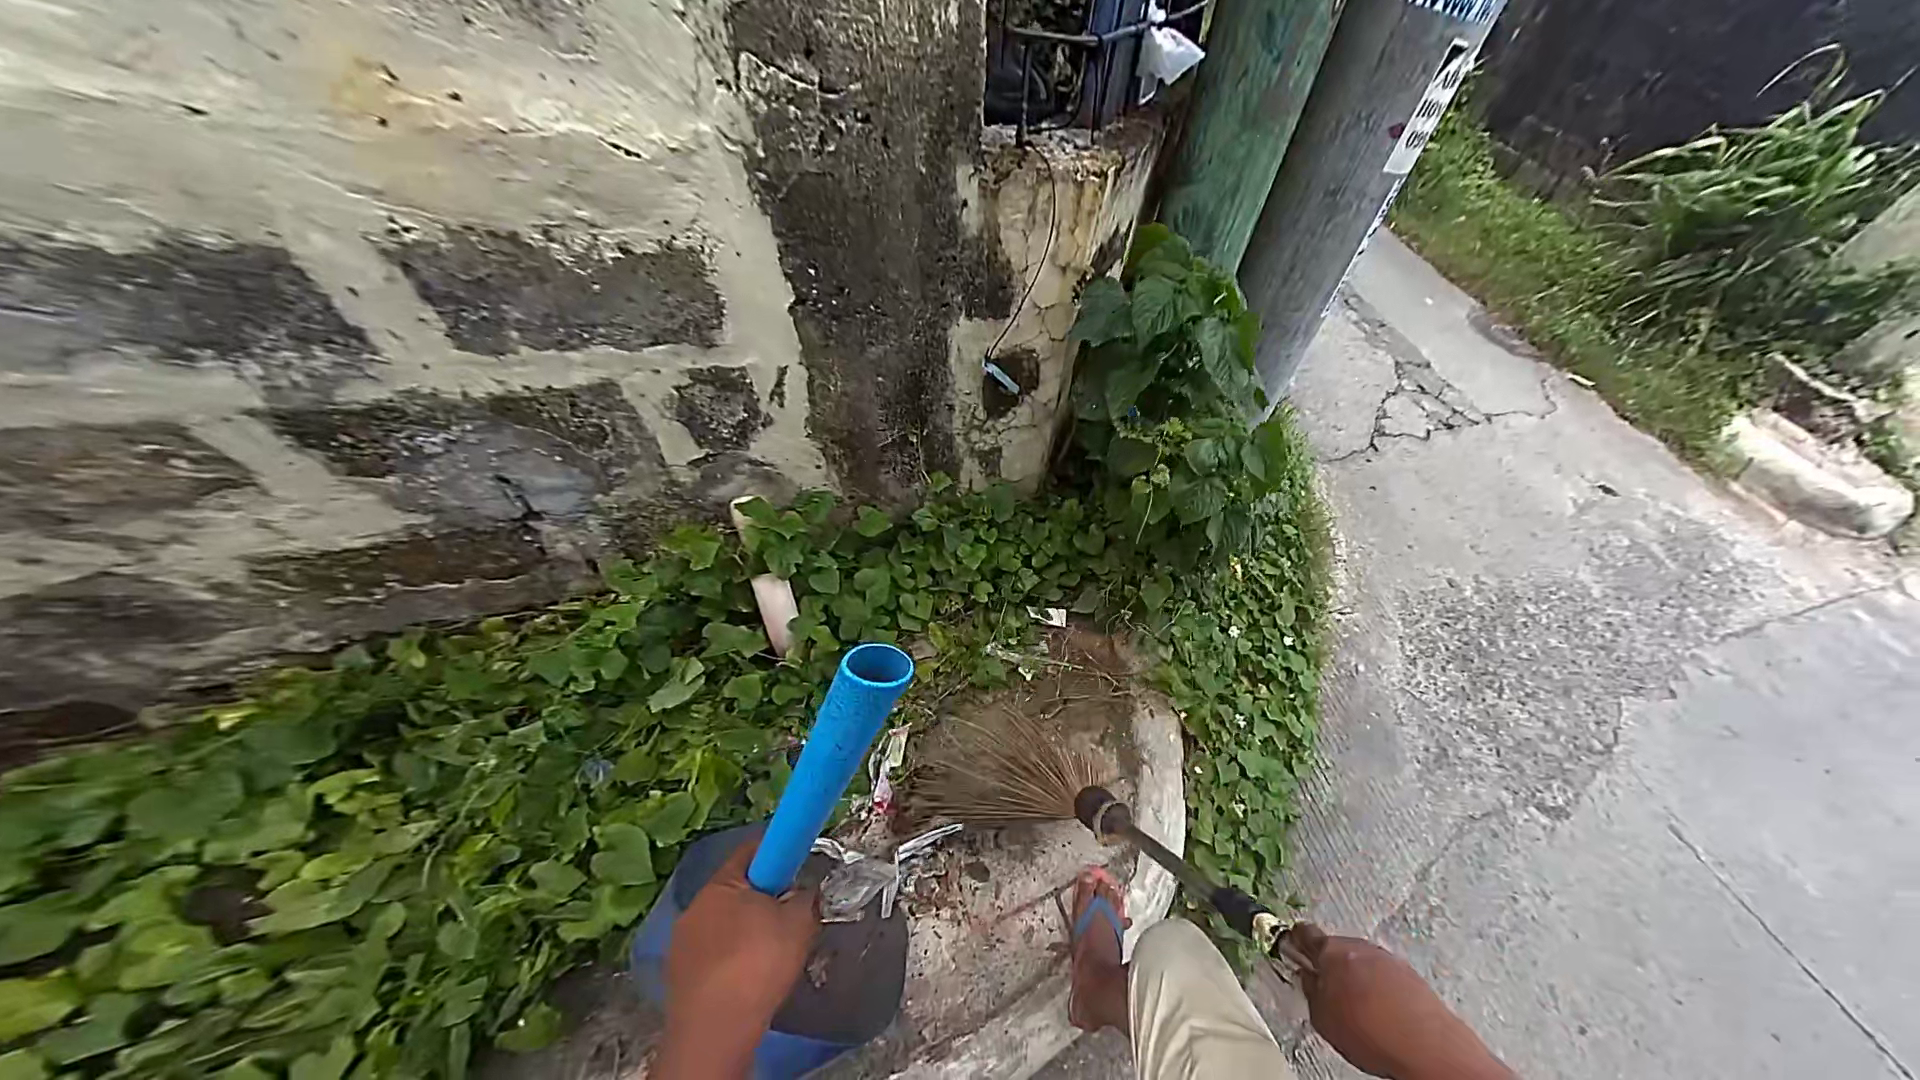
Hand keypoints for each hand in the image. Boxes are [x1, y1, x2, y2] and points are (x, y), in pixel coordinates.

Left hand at [657, 832, 820, 1077]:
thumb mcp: (799, 921)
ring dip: (745, 928)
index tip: (796, 866)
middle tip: (789, 913)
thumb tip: (805, 891)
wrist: (716, 1032)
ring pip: (722, 922)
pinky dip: (730, 957)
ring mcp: (681, 943)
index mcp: (721, 884)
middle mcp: (694, 906)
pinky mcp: (678, 976)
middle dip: (763, 895)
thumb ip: (806, 896)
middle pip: (736, 888)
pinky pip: (712, 953)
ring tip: (770, 952)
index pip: (751, 850)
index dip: (777, 853)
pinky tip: (748, 976)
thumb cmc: (758, 964)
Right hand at [1287, 923, 1514, 1079]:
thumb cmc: (1374, 1033)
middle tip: (1329, 990)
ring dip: (1359, 978)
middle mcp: (1359, 947)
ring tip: (1360, 1010)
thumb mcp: (1323, 1018)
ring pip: (1363, 962)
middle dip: (1332, 965)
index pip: (1304, 932)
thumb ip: (1310, 991)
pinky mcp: (1413, 978)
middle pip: (1336, 947)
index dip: (1295, 940)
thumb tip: (1309, 981)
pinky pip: (1388, 978)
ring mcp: (1388, 960)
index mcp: (1330, 950)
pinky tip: (1384, 1016)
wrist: (1430, 1052)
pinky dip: (1383, 991)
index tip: (1293, 946)